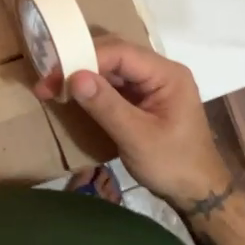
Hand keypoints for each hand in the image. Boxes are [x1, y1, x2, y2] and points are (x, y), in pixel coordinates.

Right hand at [34, 36, 231, 210]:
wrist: (197, 192)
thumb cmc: (173, 164)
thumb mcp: (137, 137)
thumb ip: (106, 106)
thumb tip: (74, 77)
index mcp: (167, 74)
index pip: (120, 53)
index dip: (85, 58)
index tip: (54, 74)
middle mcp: (160, 72)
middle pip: (114, 55)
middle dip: (80, 64)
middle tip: (47, 81)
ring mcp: (152, 86)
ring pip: (111, 70)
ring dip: (83, 76)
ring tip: (51, 87)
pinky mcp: (143, 100)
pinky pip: (114, 86)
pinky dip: (92, 89)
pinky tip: (72, 95)